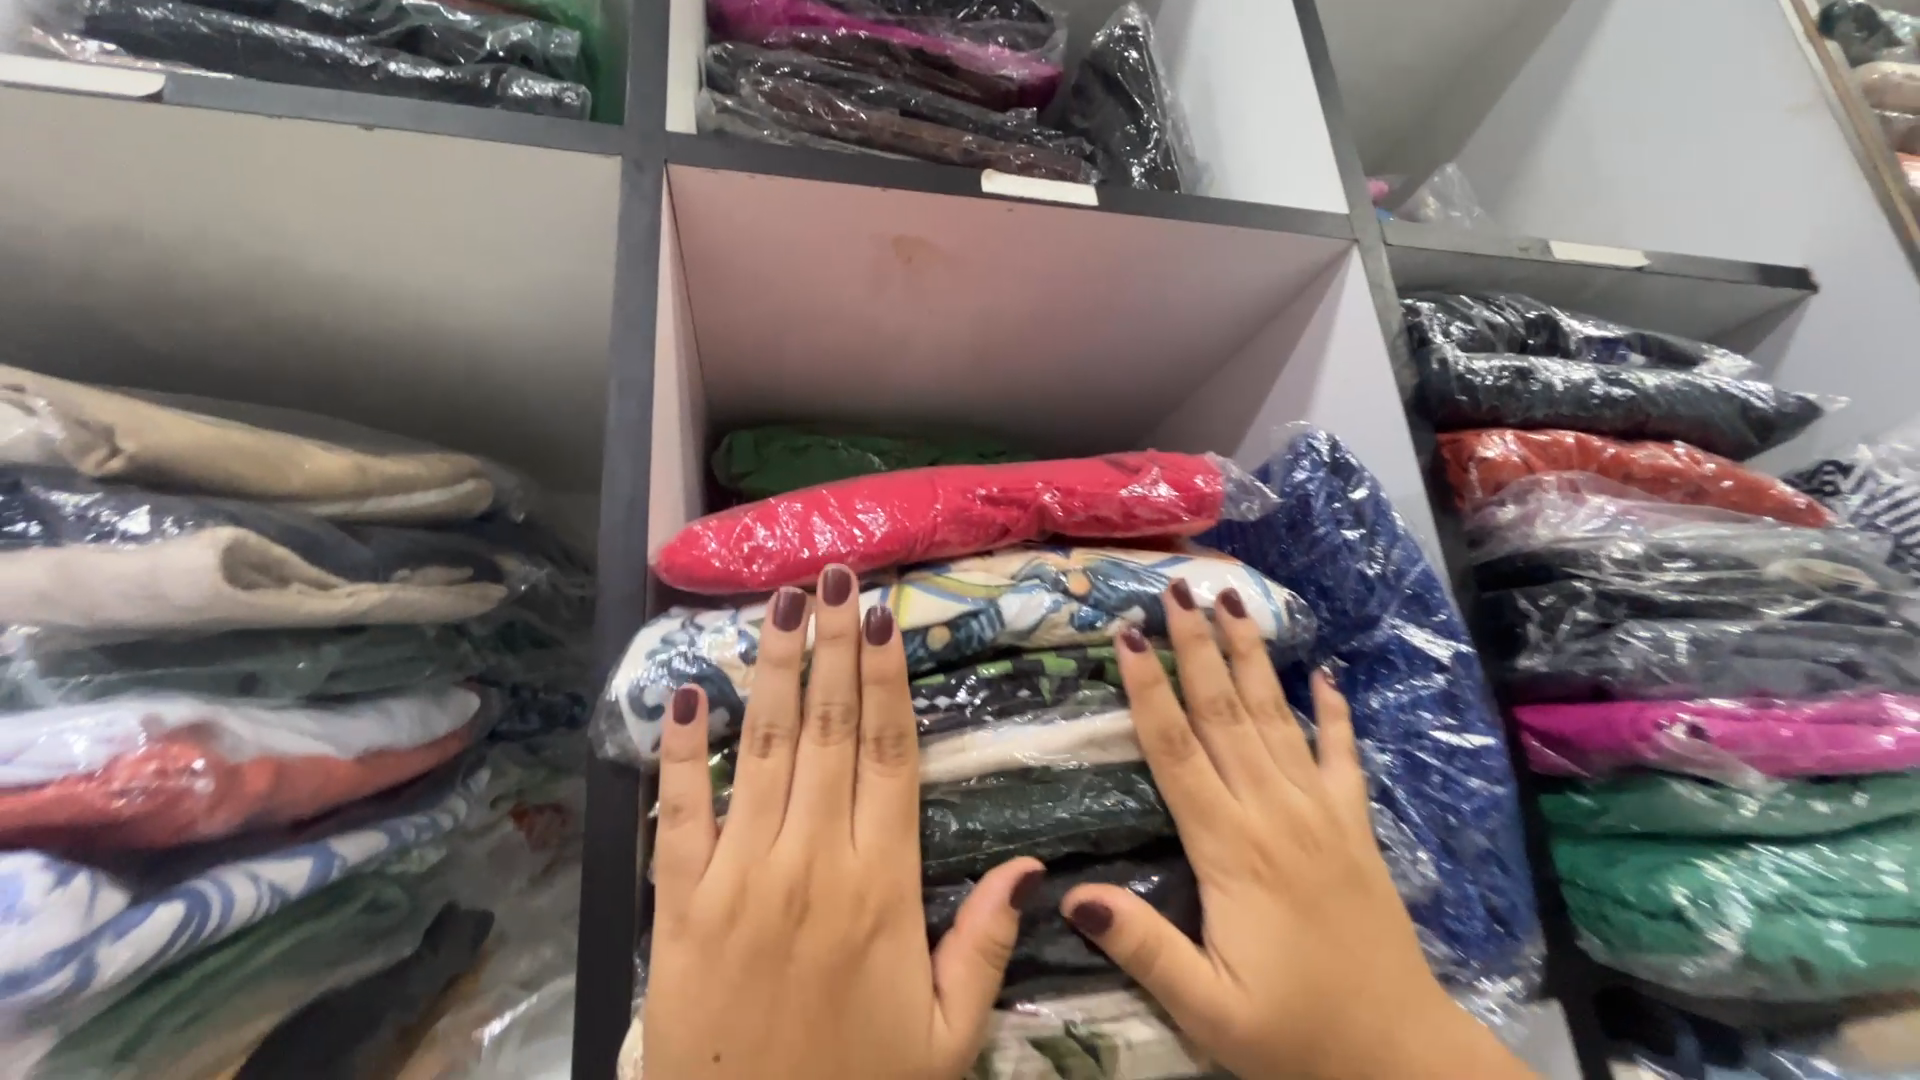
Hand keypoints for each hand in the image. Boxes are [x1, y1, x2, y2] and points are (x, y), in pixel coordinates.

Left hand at [638, 564, 1042, 1079]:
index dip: (887, 679)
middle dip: (834, 645)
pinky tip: (689, 691)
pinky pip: (678, 812)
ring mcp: (739, 877)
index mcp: (882, 886)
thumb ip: (985, 944)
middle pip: (829, 730)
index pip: (890, 755)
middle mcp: (812, 862)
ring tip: (783, 603)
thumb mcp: (947, 1037)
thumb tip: (1035, 866)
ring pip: (763, 750)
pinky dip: (680, 750)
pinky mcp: (678, 903)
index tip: (884, 617)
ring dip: (774, 670)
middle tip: (837, 578)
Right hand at [1064, 583, 1535, 1079]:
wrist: (1402, 1057)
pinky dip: (1335, 712)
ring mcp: (1321, 813)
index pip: (1176, 749)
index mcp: (1229, 847)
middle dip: (1197, 647)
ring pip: (1276, 718)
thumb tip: (1070, 894)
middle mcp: (1273, 811)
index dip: (1148, 689)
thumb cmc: (1293, 1034)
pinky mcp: (1355, 826)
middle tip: (1178, 590)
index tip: (1128, 635)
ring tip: (1234, 603)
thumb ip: (1142, 947)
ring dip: (1252, 657)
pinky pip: (1343, 756)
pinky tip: (1327, 674)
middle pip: (1224, 712)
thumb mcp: (1208, 1010)